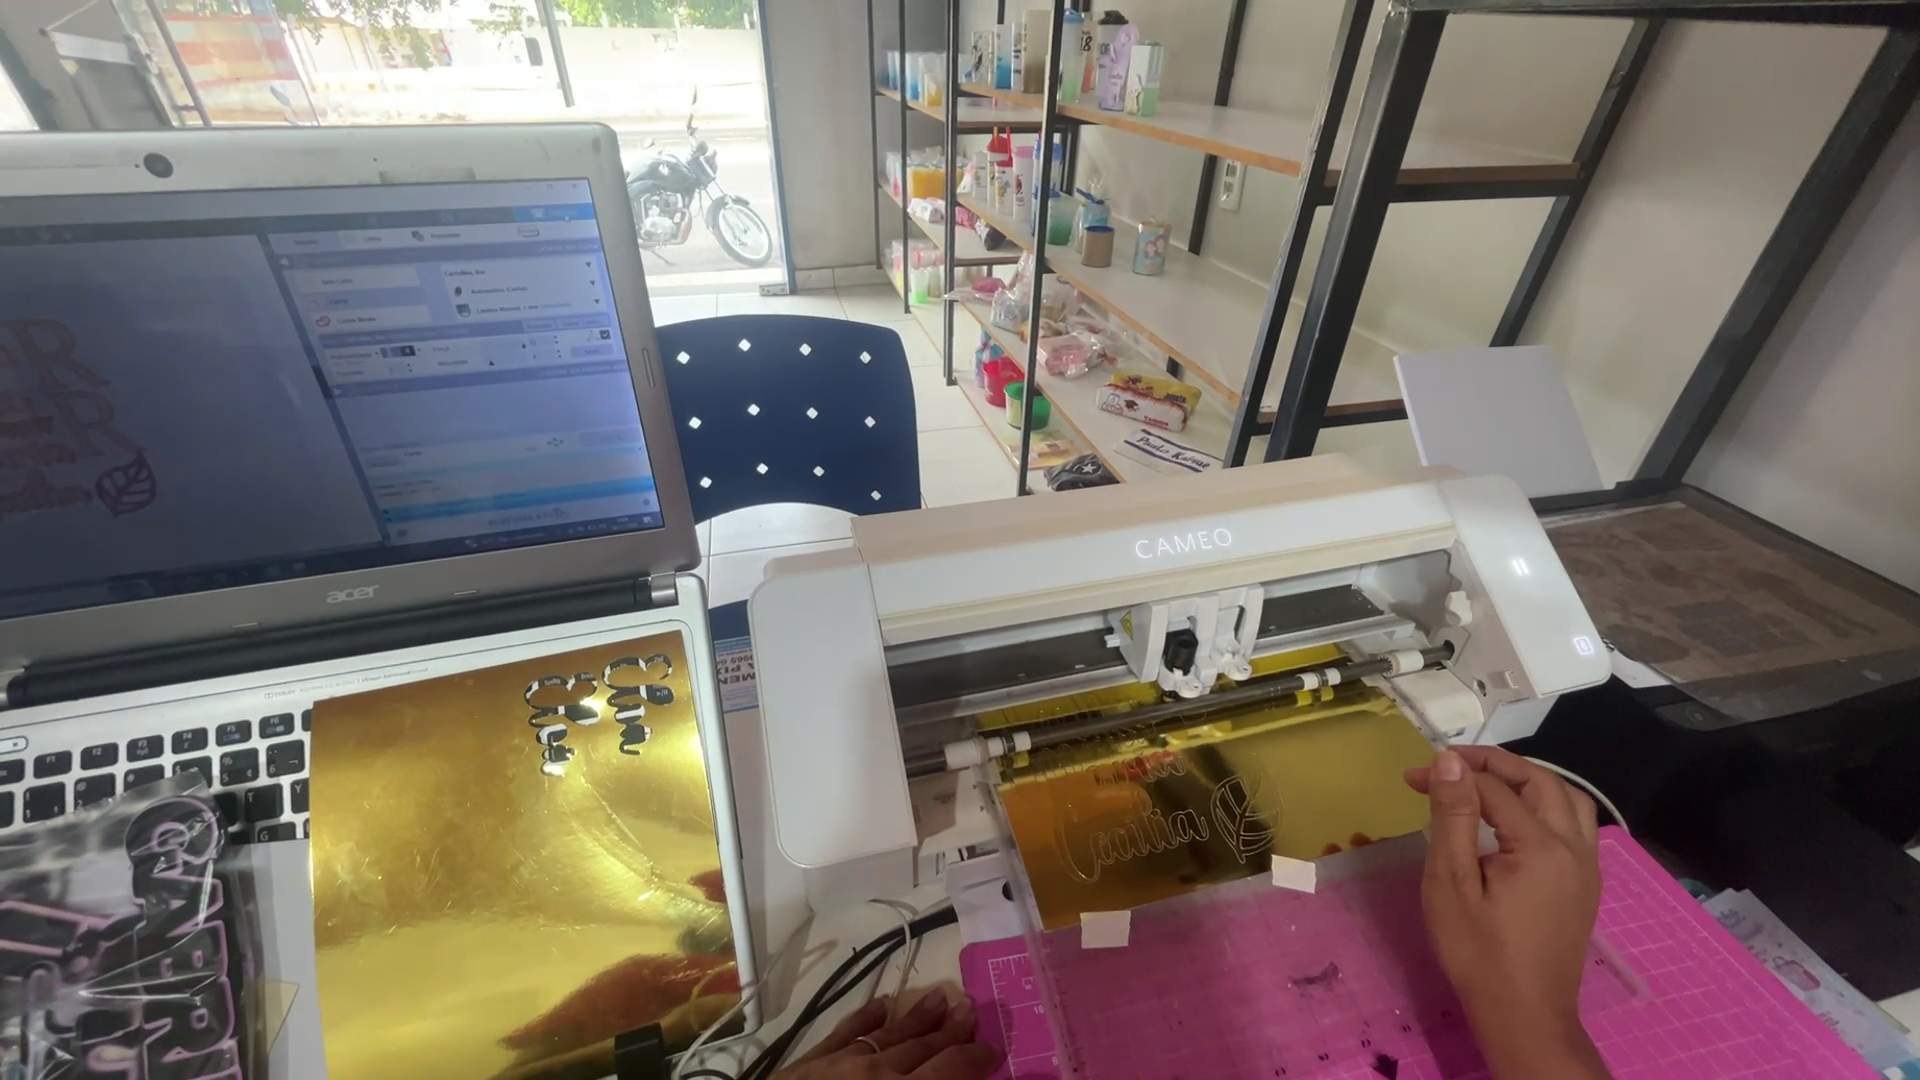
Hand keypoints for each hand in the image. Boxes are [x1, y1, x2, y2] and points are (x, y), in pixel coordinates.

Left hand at [771, 988, 1001, 1079]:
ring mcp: (842, 1061)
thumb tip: (948, 1078)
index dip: (974, 1059)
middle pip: (921, 1047)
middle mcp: (877, 1073)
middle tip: (971, 1006)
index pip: (948, 1072)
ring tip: (939, 996)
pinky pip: (844, 1031)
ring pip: (889, 1033)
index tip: (993, 1048)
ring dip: (916, 1017)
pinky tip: (881, 1004)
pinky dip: (865, 1016)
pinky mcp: (810, 1060)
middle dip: (949, 1029)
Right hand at [1404, 747, 1611, 1079]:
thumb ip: (1452, 816)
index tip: (1409, 777)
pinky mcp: (1584, 885)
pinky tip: (1509, 816)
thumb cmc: (1476, 948)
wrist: (1523, 1015)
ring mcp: (1586, 869)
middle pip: (1542, 782)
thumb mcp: (1451, 879)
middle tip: (1447, 765)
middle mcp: (1575, 850)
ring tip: (1480, 781)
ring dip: (1525, 780)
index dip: (1450, 774)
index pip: (1494, 788)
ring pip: (1567, 800)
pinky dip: (1541, 804)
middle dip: (1493, 764)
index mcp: (1541, 848)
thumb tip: (1449, 761)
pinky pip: (1571, 825)